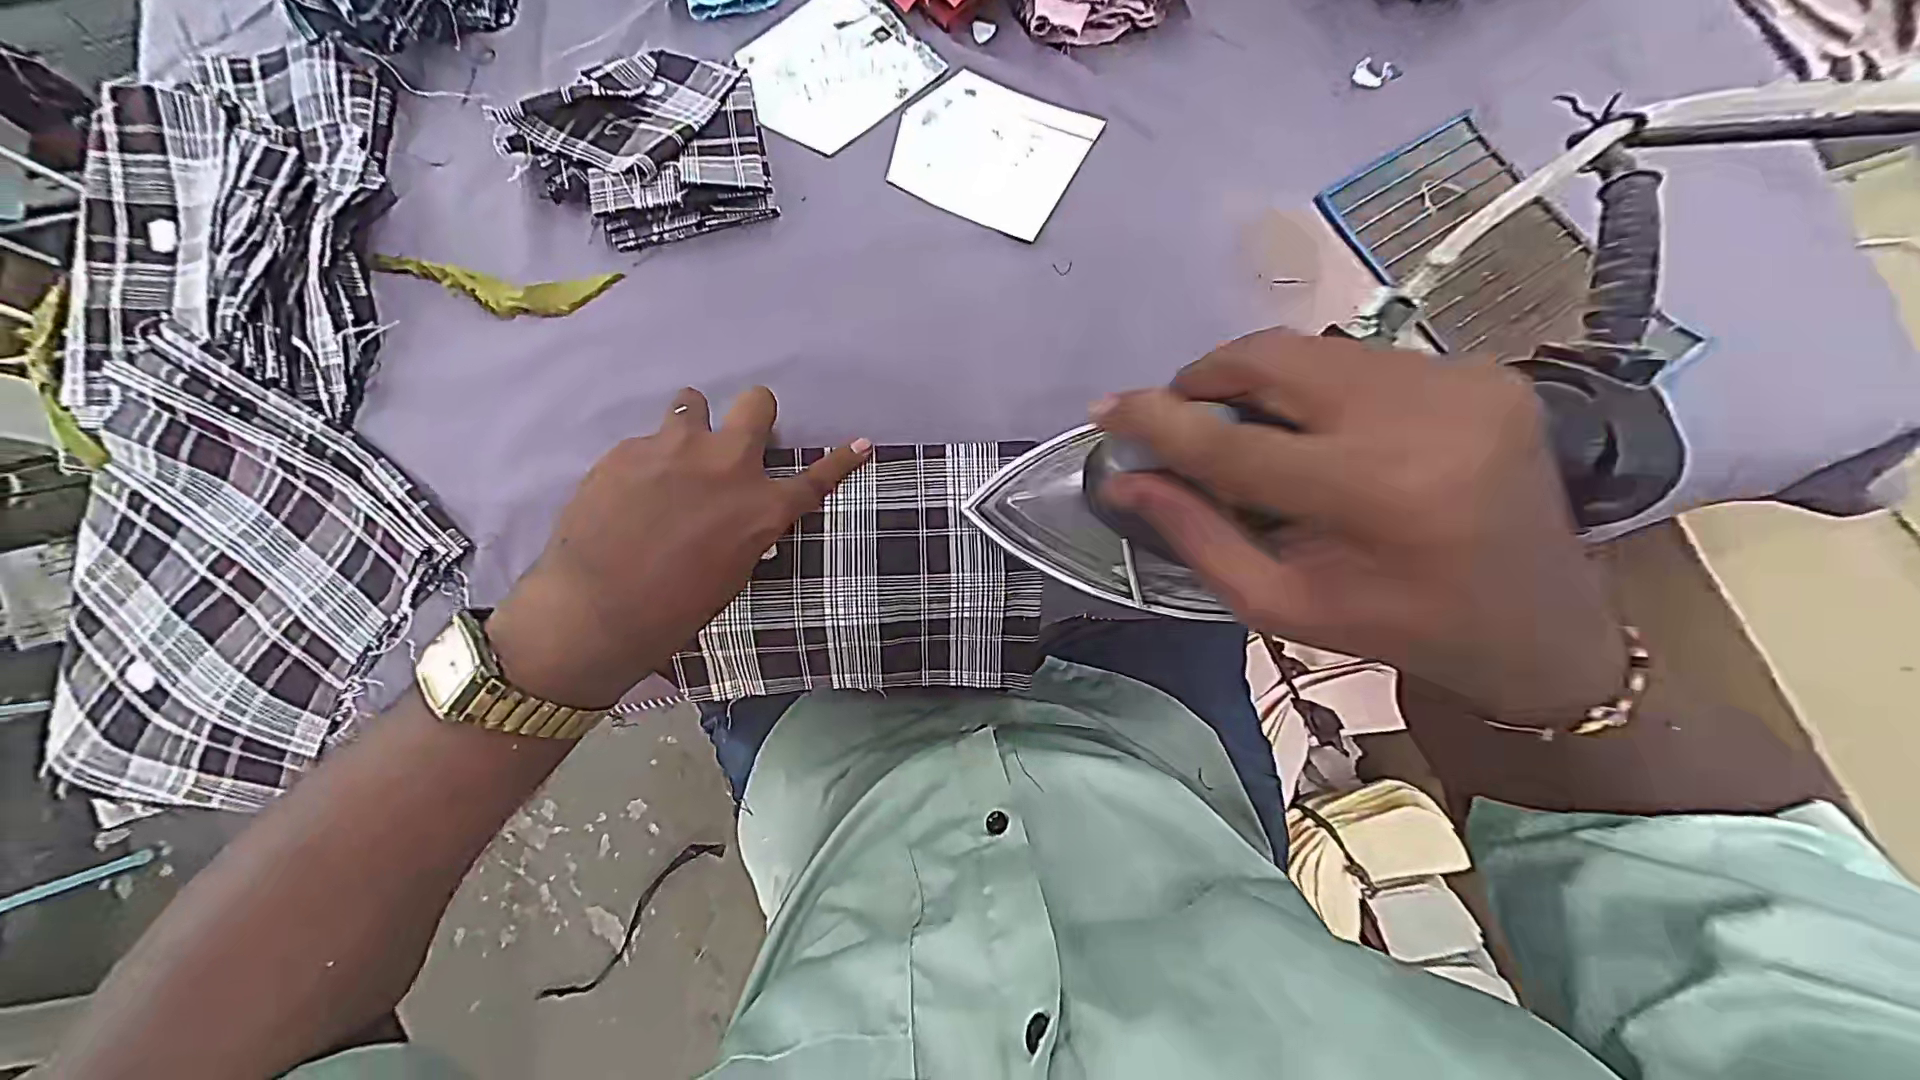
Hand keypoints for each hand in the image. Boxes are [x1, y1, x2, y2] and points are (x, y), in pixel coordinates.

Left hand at [486, 387, 870, 707]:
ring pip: (693, 402)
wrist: (599, 607)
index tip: (860, 444)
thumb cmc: (679, 606)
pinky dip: (648, 460)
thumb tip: (741, 509)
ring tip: (675, 454)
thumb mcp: (734, 569)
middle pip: (757, 403)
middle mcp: (728, 465)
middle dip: (756, 412)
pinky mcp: (628, 449)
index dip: (843, 460)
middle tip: (739, 436)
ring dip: (693, 424)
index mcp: (763, 506)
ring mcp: (676, 449)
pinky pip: (647, 441)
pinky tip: (628, 491)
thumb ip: (747, 526)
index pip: (817, 477)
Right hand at [1094, 329, 1624, 720]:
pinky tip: (1309, 429)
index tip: (1107, 407)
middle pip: (1273, 359)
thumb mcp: (1279, 603)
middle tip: (1177, 415)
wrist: (1539, 625)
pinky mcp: (1481, 370)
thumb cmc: (1397, 627)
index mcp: (1375, 494)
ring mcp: (1462, 382)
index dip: (1158, 420)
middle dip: (1205, 378)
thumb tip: (1127, 482)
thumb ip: (1196, 535)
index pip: (1233, 441)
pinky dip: (1309, 385)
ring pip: (1311, 349)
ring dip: (1254, 380)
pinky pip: (1356, 358)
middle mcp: (1424, 417)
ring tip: (1240, 425)